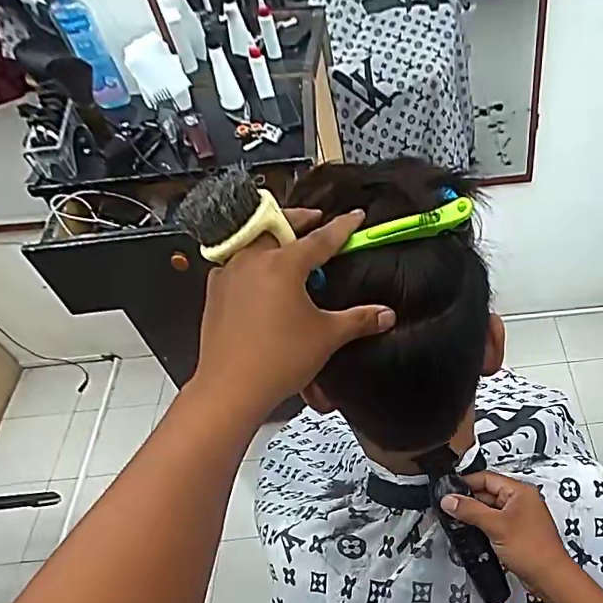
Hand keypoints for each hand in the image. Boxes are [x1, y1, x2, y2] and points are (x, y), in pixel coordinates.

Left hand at [190, 208, 395, 421]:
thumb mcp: (328, 337)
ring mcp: (229, 273)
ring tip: (291, 250)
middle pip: (279, 226)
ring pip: (254, 241)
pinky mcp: (216, 291)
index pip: (321, 238)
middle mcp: (252, 260)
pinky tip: (266, 280)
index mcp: (282, 265)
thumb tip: (385, 314)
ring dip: (275, 239)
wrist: (233, 386)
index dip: (342, 227)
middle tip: (317, 219)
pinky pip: (238, 264)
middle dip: (300, 219)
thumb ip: (359, 320)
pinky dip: (256, 262)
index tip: (355, 217)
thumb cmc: (278, 359)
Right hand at [440, 471, 576, 590]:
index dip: (466, 482)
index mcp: (521, 491)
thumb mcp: (496, 525)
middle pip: (487, 493)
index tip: (449, 491)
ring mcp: (520, 517)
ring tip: (461, 523)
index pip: (487, 477)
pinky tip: (475, 534)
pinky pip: (496, 523)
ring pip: (491, 510)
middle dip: (469, 501)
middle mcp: (522, 501)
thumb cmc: (535, 550)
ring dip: (476, 515)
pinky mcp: (517, 533)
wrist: (548, 576)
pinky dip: (484, 527)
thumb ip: (470, 510)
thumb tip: (450, 500)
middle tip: (451, 509)